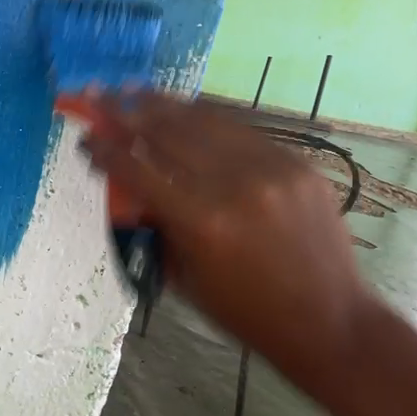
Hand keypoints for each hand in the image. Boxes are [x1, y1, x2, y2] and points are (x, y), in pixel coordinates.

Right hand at [77, 91, 378, 385]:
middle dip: (124, 112)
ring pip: (203, 120)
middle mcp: (234, 186)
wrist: (332, 323)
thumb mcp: (182, 272)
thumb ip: (154, 220)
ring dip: (162, 104)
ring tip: (134, 91)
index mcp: (200, 222)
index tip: (84, 138)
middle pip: (165, 132)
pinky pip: (241, 130)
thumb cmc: (244, 310)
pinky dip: (206, 118)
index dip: (104, 149)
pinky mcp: (297, 164)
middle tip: (98, 95)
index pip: (136, 169)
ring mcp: (270, 170)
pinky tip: (185, 110)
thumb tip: (125, 176)